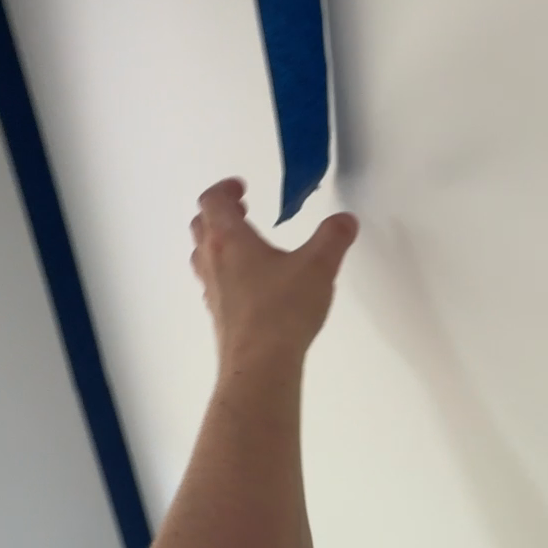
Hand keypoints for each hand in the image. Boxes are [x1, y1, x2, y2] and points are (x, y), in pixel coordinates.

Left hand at [190, 177, 357, 373]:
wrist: (261, 361)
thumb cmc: (284, 307)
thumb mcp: (319, 266)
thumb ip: (333, 239)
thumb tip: (345, 220)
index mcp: (231, 240)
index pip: (214, 202)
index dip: (225, 189)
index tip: (240, 186)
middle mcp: (213, 260)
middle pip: (202, 226)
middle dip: (219, 214)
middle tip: (241, 211)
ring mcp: (213, 289)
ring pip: (204, 255)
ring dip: (218, 242)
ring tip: (243, 245)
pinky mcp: (220, 313)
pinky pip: (216, 282)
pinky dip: (227, 272)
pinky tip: (252, 284)